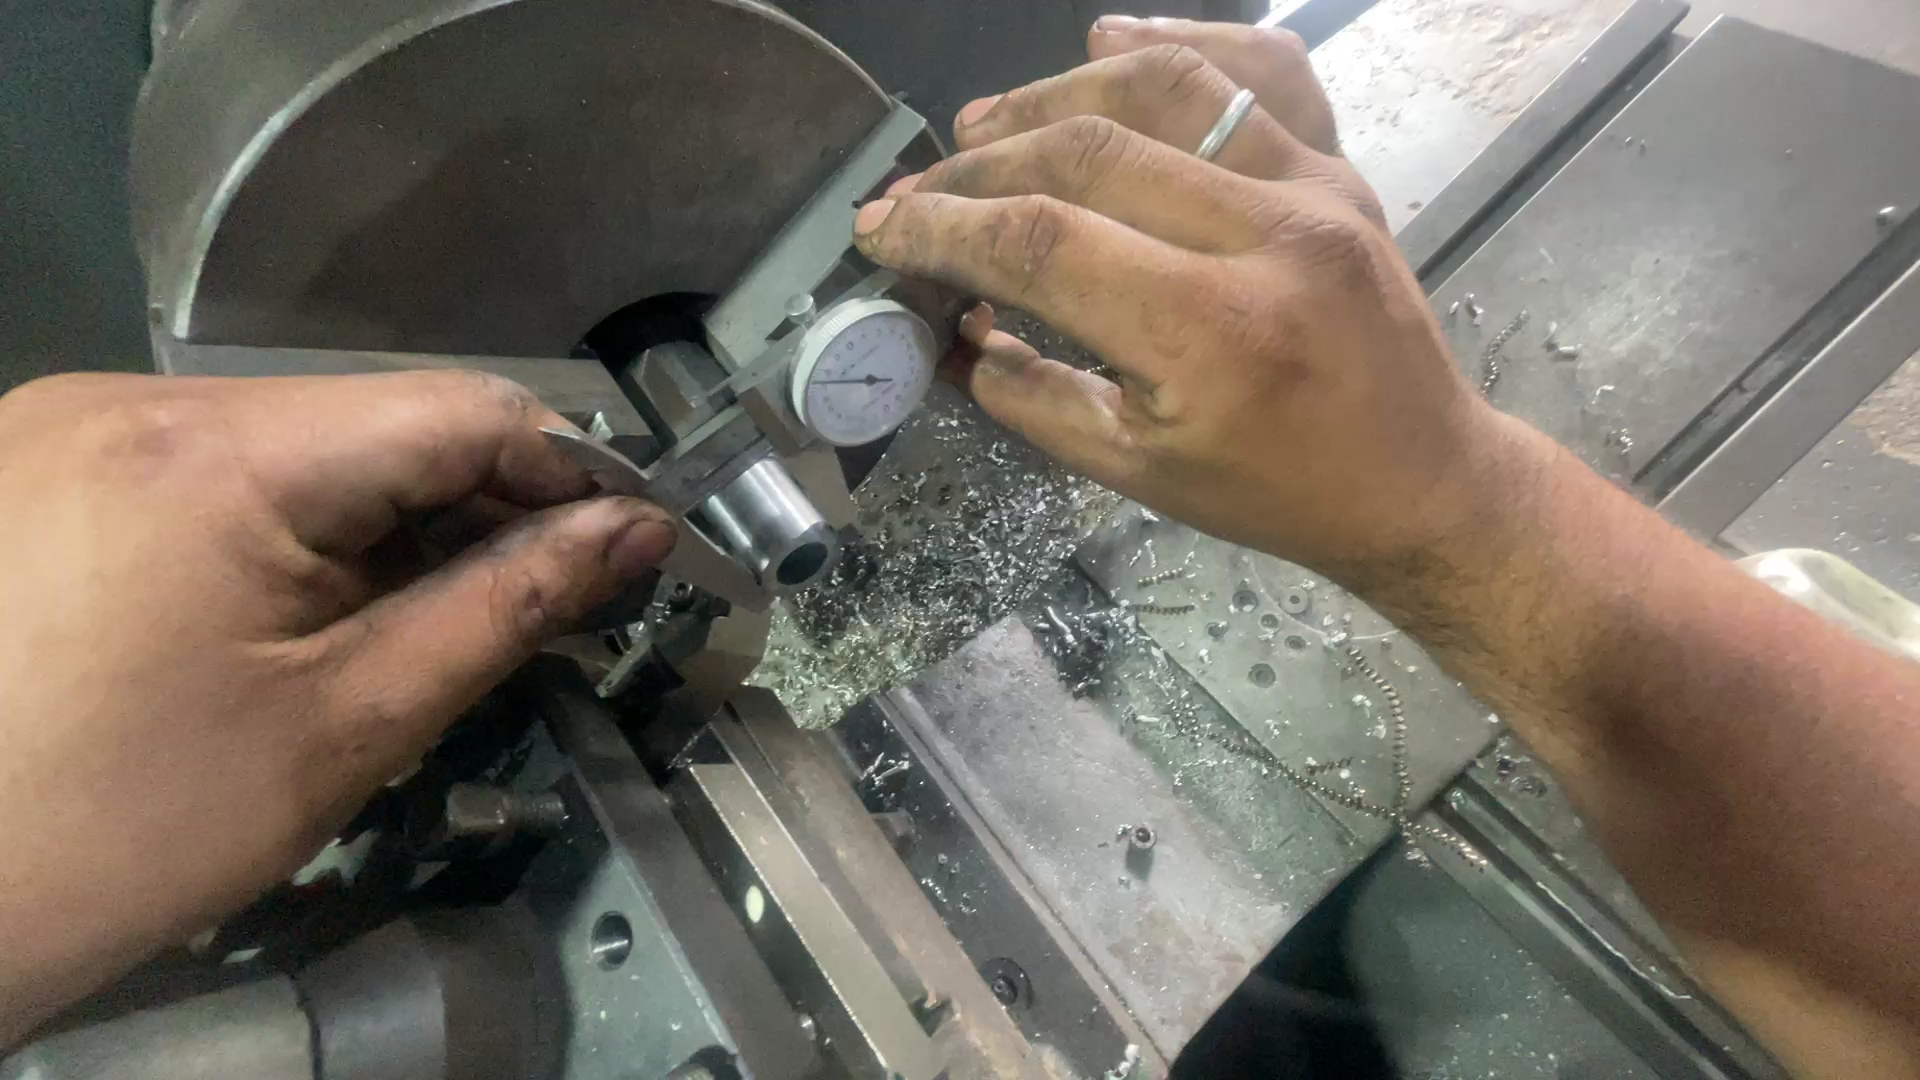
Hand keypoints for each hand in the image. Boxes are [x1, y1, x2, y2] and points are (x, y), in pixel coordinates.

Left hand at [0, 371, 672, 1041]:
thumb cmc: (113, 833)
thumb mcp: (359, 715)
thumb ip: (518, 600)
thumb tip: (640, 531)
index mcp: (215, 455)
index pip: (471, 410)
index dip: (576, 469)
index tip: (634, 538)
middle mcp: (143, 405)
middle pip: (408, 421)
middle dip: (509, 502)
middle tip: (568, 586)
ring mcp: (94, 433)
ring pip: (349, 446)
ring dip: (438, 520)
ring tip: (474, 604)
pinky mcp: (74, 474)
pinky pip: (275, 474)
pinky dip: (357, 530)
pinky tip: (373, 599)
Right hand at [853, 18, 1502, 585]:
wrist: (1414, 478)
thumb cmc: (1271, 494)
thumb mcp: (1137, 471)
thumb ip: (1034, 400)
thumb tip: (960, 338)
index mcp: (1209, 336)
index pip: (1044, 245)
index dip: (945, 231)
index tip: (882, 231)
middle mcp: (1265, 237)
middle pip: (1087, 155)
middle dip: (976, 170)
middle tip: (915, 192)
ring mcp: (1313, 187)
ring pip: (1163, 92)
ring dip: (1050, 96)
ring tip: (979, 125)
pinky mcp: (1339, 171)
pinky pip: (1259, 70)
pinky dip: (1173, 44)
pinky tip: (1105, 44)